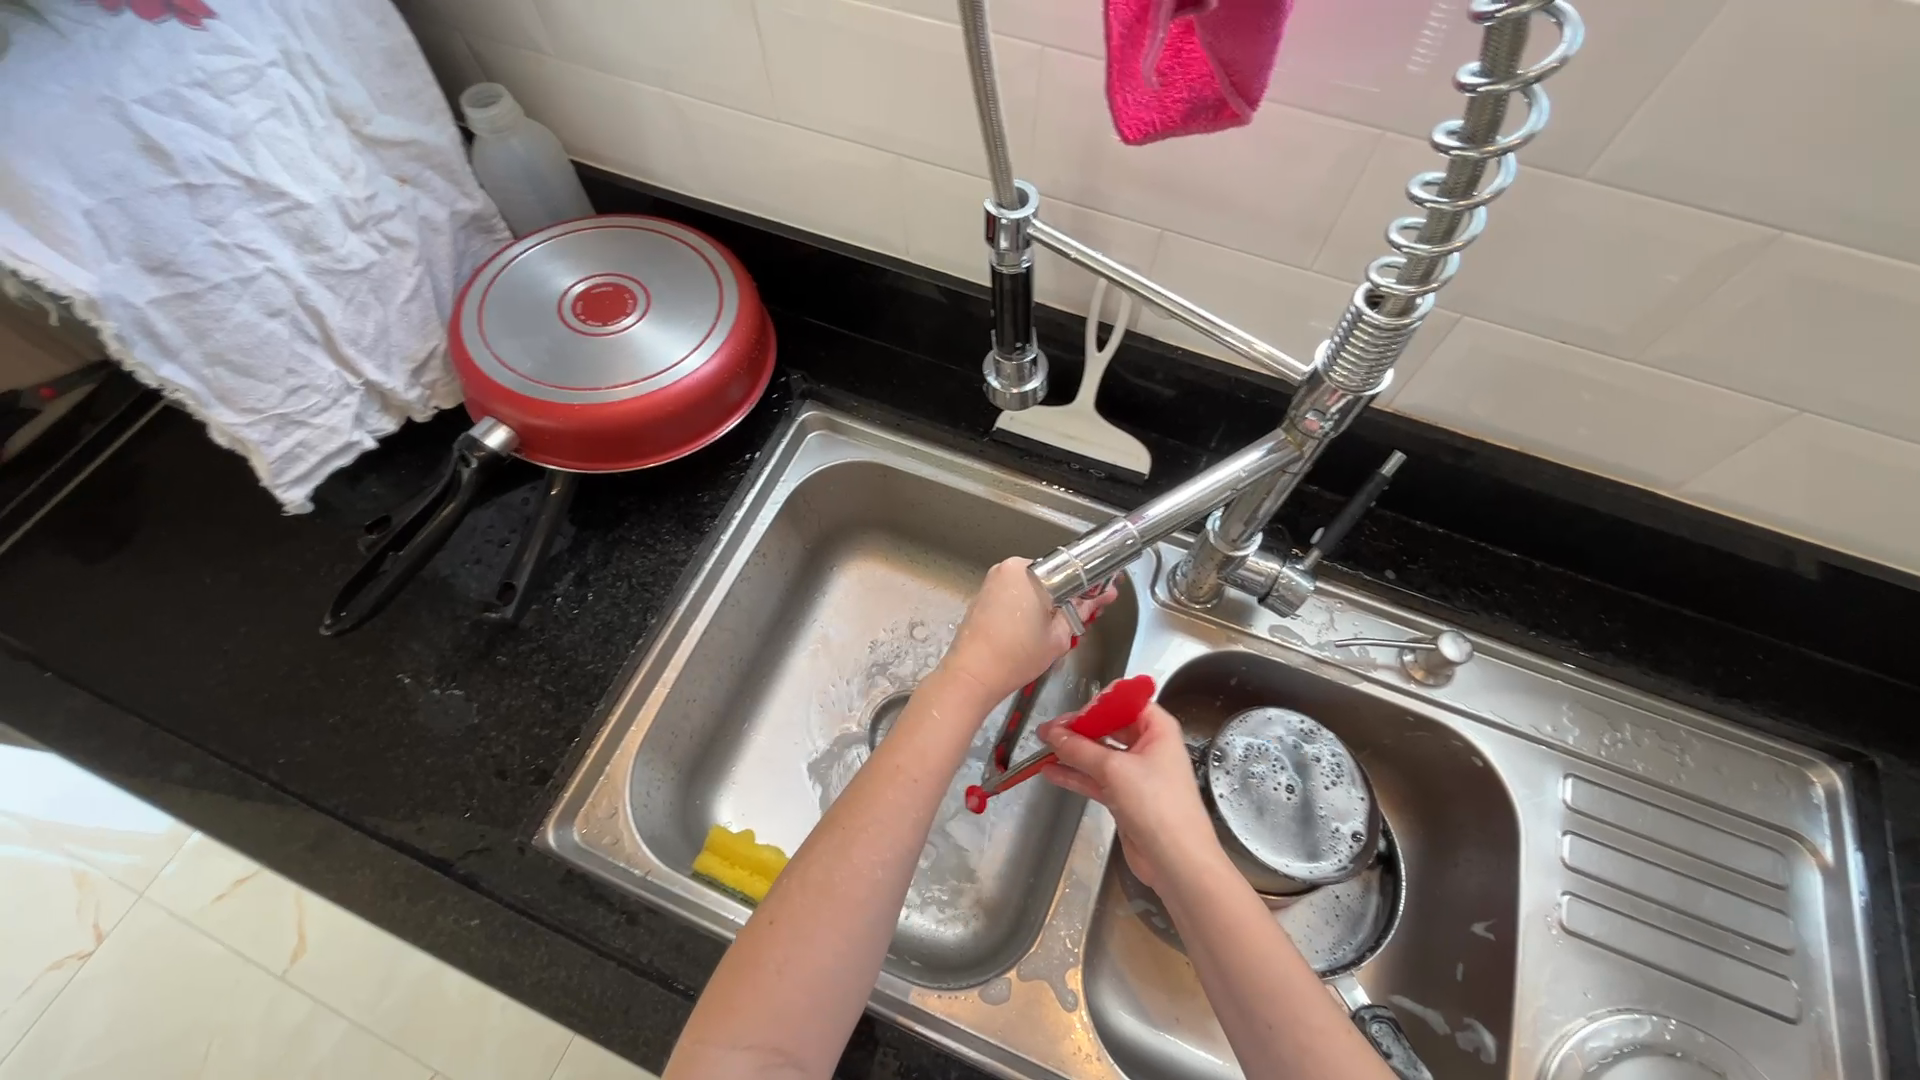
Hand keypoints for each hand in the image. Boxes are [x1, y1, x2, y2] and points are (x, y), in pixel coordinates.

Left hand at [938, 558, 1115, 705]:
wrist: (971, 676)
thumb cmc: (1016, 656)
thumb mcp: (1059, 636)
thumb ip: (1081, 612)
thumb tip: (1099, 598)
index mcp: (1029, 571)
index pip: (1070, 570)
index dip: (1090, 586)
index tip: (1104, 594)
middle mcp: (1008, 568)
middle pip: (1051, 578)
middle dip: (1069, 595)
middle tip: (1086, 615)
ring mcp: (992, 581)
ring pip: (1032, 587)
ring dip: (1048, 603)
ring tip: (1061, 627)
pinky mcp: (983, 597)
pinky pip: (1015, 595)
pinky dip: (1029, 607)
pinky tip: (1037, 629)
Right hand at [1038, 702, 1223, 891]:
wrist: (1177, 861)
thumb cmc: (1157, 805)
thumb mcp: (1114, 769)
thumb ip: (1079, 748)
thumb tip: (1052, 732)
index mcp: (1157, 729)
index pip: (1124, 702)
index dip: (1096, 705)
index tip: (1070, 716)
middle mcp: (1149, 747)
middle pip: (1108, 728)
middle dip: (1078, 729)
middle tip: (1048, 731)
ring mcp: (1136, 774)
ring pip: (1099, 755)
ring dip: (1072, 752)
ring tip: (1042, 747)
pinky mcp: (1125, 798)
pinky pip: (1095, 779)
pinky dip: (1074, 775)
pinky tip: (1050, 771)